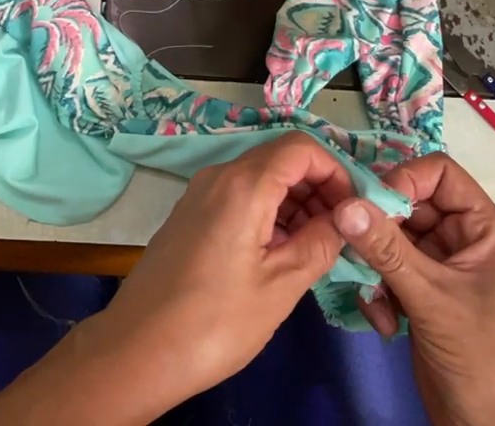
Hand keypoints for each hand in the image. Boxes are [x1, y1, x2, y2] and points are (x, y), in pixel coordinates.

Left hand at [97, 132, 357, 394]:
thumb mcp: (281, 285)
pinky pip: (239, 196)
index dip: (335, 170)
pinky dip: (268, 212)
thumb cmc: (215, 321)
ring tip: (316, 248)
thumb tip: (345, 219)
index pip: (300, 147)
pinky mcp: (191, 214)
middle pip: (280, 159)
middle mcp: (218, 176)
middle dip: (317, 187)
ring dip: (294, 202)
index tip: (355, 209)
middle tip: (341, 232)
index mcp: (242, 185)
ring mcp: (200, 194)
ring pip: (260, 178)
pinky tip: (281, 252)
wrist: (139, 348)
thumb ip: (319, 243)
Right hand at [332, 154, 494, 425]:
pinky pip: (396, 274)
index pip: (441, 175)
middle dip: (380, 228)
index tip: (367, 204)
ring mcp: (451, 274)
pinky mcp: (433, 302)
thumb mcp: (433, 301)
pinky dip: (382, 292)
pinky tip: (380, 320)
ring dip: (376, 265)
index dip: (403, 180)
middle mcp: (471, 245)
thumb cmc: (487, 363)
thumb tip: (343, 202)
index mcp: (489, 233)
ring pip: (399, 242)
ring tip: (368, 293)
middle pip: (414, 208)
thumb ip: (386, 249)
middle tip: (348, 245)